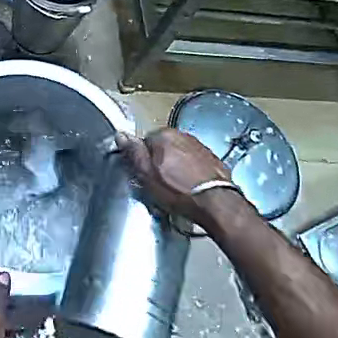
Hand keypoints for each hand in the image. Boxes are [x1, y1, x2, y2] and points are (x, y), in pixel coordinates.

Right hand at [118, 128, 248, 231]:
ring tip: (177, 187)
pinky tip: (191, 187)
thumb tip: (121, 135)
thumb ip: (133, 152)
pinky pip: (194, 162)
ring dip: (177, 167)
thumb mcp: (147, 175)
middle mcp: (182, 135)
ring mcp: (199, 146)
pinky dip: (191, 172)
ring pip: (179, 154)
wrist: (217, 203)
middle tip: (161, 183)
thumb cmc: (179, 191)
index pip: (144, 142)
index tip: (146, 175)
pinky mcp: (212, 158)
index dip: (144, 161)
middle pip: (163, 147)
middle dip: (161, 162)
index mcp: (163, 135)